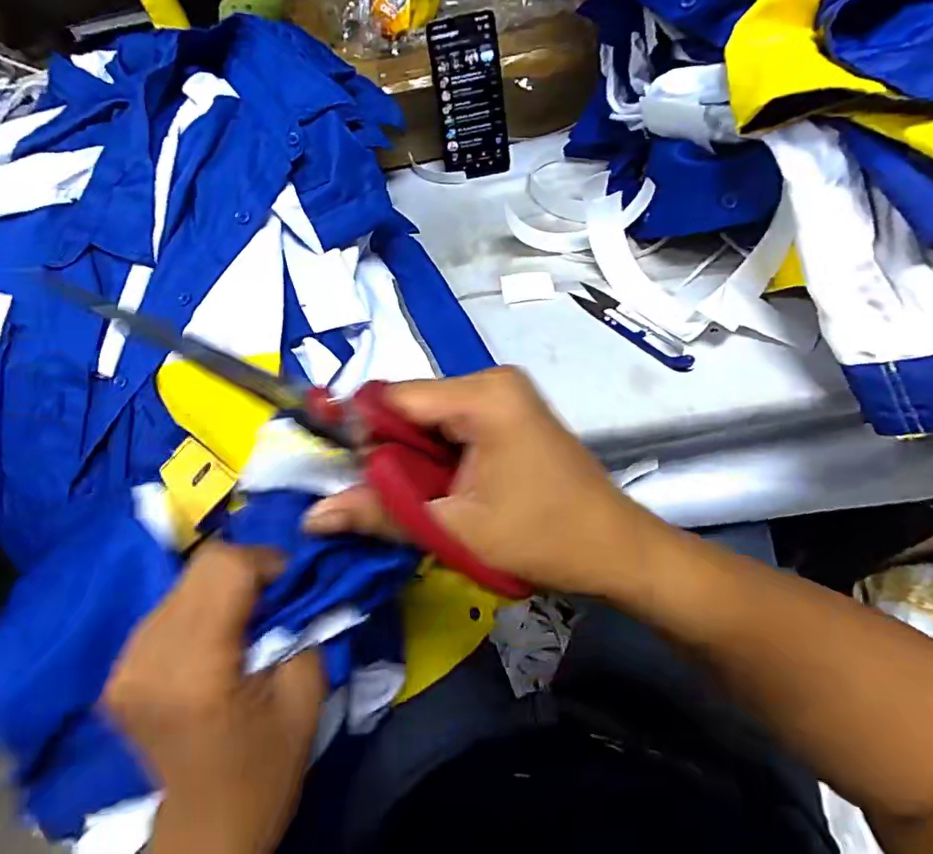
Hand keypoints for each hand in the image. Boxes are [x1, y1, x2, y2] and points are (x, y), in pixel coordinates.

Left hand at [101, 541, 325, 853]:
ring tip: (243, 621)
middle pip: (200, 566)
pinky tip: (213, 642)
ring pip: (182, 583)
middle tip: (271, 598)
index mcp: (194, 667)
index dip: (266, 562)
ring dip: (219, 590)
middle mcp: (148, 656)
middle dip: (245, 571)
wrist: (206, 832)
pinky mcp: (116, 672)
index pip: (225, 567)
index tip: (291, 584)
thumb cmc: (261, 772)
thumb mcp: (303, 700)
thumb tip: (296, 586)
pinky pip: (165, 611)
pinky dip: (196, 612)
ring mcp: (124, 664)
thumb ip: (304, 629)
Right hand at [303, 367, 669, 596]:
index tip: (347, 476)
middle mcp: (490, 380)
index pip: (394, 397)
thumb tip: (312, 515)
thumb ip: (381, 514)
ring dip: (412, 459)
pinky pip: (449, 426)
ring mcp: (502, 394)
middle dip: (389, 452)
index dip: (361, 433)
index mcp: (482, 395)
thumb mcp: (455, 531)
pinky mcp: (507, 412)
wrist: (619, 552)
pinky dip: (434, 458)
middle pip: (410, 406)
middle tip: (382, 499)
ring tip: (418, 500)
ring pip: (427, 419)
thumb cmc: (545, 539)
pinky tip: (442, 490)